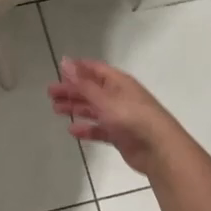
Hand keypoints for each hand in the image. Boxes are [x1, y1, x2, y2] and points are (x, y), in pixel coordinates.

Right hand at [48, 58, 187, 177]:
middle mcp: (119, 96)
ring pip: (94, 109)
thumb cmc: (131, 117)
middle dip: (72, 90)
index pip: (95, 70)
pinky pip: (99, 129)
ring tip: (56, 110)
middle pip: (91, 90)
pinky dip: (87, 129)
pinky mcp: (120, 135)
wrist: (159, 148)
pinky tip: (73, 131)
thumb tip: (64, 61)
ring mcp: (120, 116)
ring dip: (76, 108)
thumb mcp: (104, 98)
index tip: (58, 70)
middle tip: (51, 94)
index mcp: (118, 82)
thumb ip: (83, 83)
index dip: (78, 69)